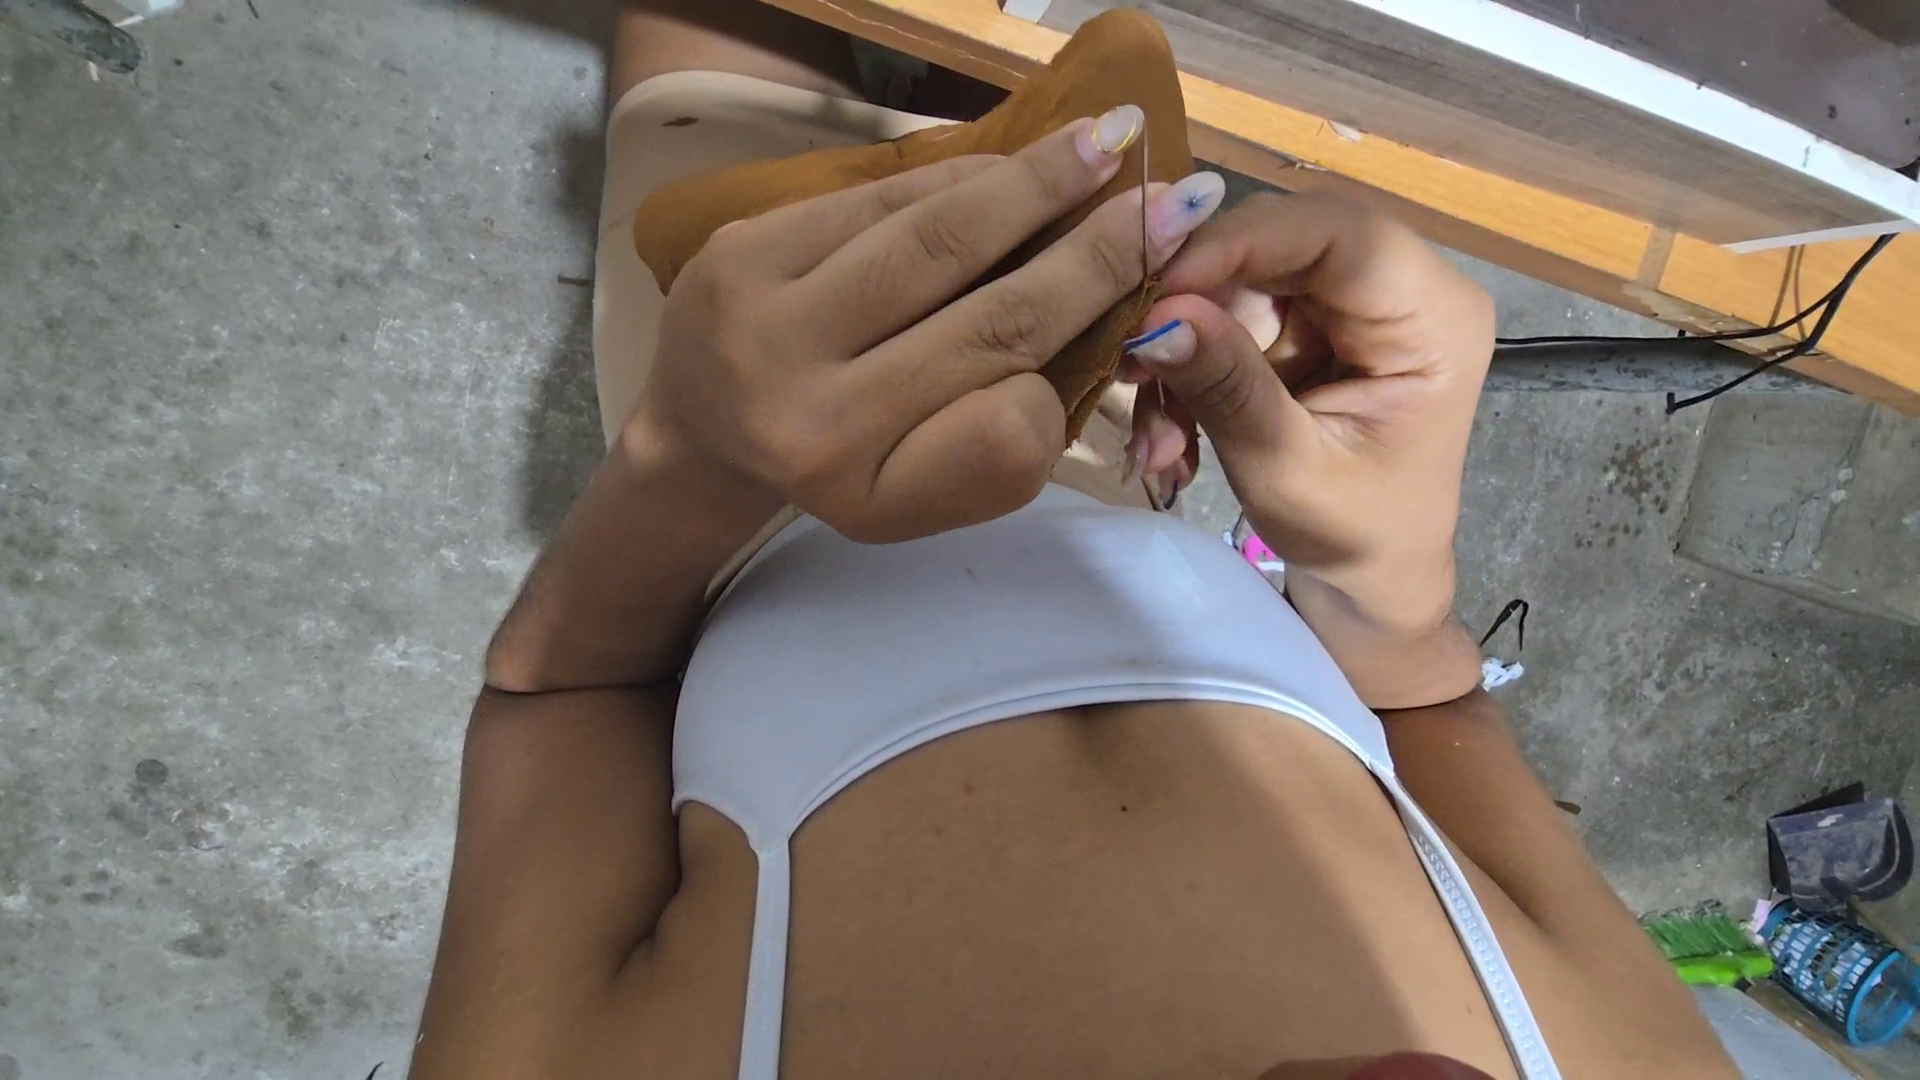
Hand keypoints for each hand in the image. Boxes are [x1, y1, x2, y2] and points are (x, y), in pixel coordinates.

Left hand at [628, 106, 1227, 542]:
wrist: (704, 437)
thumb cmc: (833, 475)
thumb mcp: (913, 500)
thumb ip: (991, 455)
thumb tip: (1075, 352)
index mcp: (857, 479)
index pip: (999, 406)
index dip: (1081, 325)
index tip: (1153, 275)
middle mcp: (802, 406)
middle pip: (975, 308)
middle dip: (1084, 246)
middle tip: (1160, 195)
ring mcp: (759, 317)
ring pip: (926, 235)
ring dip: (1028, 185)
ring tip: (1103, 145)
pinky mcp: (737, 250)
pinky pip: (872, 199)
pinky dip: (954, 175)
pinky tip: (1012, 159)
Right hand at [1121, 193, 1492, 706]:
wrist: (1367, 574)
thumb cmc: (1352, 534)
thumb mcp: (1285, 467)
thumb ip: (1226, 387)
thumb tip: (1154, 320)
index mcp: (1431, 320)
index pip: (1338, 233)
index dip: (1241, 243)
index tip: (1156, 293)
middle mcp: (1393, 294)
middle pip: (1277, 251)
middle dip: (1194, 309)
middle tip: (1131, 365)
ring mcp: (1342, 313)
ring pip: (1237, 292)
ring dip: (1180, 361)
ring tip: (1156, 440)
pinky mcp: (1302, 336)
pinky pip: (1227, 329)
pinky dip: (1187, 380)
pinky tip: (1171, 441)